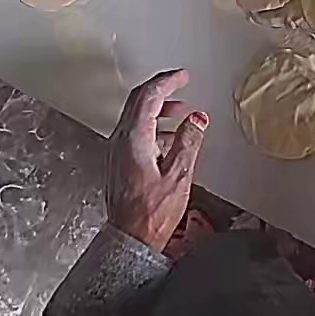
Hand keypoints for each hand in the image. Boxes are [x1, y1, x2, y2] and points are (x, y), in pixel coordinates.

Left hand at [106, 69, 209, 250]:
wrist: (130, 239)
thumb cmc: (152, 212)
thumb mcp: (179, 174)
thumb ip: (189, 142)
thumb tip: (197, 119)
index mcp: (134, 139)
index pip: (149, 97)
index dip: (167, 82)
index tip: (183, 76)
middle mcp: (120, 141)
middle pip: (137, 102)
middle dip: (161, 89)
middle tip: (180, 83)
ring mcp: (117, 151)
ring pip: (136, 116)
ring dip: (158, 108)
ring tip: (181, 111)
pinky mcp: (119, 162)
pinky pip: (135, 132)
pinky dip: (154, 125)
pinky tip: (170, 138)